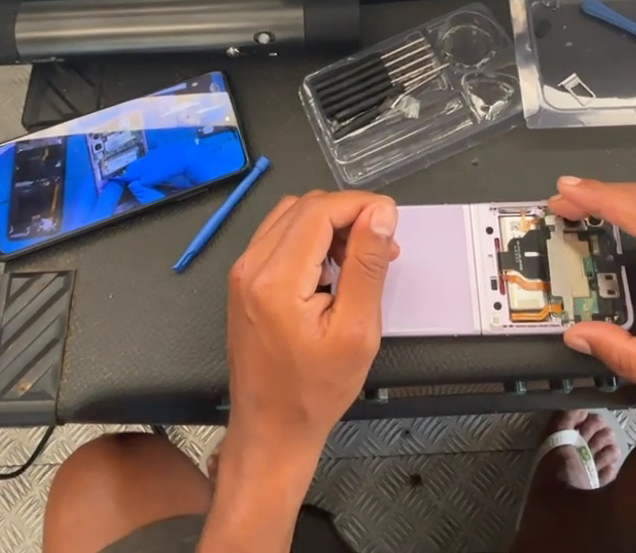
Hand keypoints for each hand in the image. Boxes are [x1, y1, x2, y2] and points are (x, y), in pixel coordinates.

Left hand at [226, 189, 398, 449]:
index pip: (320, 210)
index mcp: (277, 278)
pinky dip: (310, 236)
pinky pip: (279, 235)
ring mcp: (243, 270)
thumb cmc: (316, 390)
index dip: (360, 205)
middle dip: (349, 214)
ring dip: (330, 223)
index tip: (392, 222)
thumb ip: (367, 265)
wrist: (271, 430)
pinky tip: (332, 267)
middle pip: (305, 206)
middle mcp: (252, 264)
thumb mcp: (356, 330)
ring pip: (291, 215)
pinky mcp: (245, 278)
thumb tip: (381, 213)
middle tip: (382, 247)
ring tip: (359, 258)